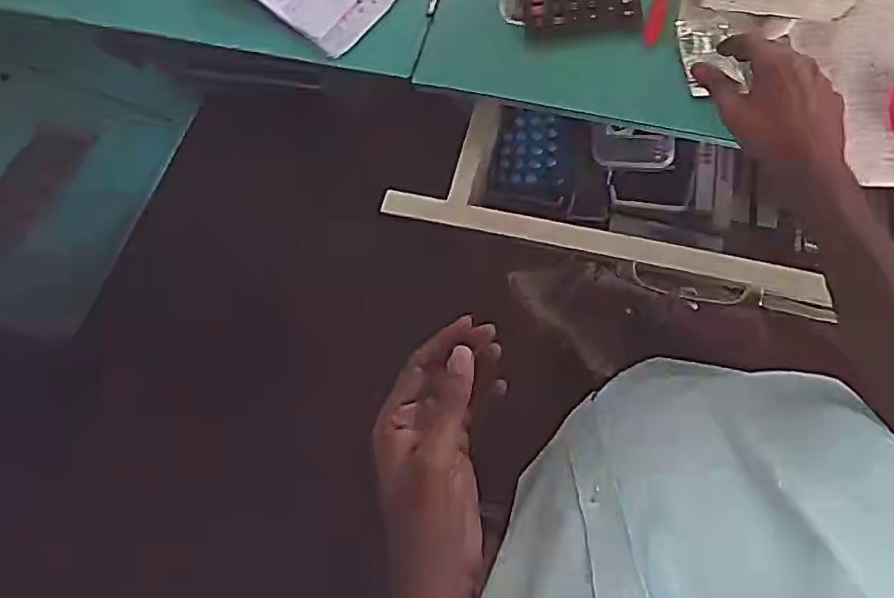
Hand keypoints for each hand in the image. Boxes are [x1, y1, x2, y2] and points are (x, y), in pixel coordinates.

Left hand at [373, 316, 507, 597]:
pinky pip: (470, 412)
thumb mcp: (438, 456)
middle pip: (437, 376)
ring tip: (498, 348)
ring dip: (476, 369)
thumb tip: (462, 353)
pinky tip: (498, 383)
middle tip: (490, 331)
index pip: (417, 368)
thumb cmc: (428, 525)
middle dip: (462, 352)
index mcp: (395, 426)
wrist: (443, 580)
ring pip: (456, 391)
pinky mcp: (456, 456)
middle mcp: (412, 428)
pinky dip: (484, 394)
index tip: (470, 323)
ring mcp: (434, 442)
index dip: (443, 342)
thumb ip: (451, 402)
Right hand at [691, 34, 854, 202]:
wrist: (811, 171)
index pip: (750, 40)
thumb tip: (700, 69)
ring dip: (777, 69)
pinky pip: (810, 82)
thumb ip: (716, 85)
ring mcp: (820, 80)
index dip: (732, 44)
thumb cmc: (772, 142)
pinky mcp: (831, 97)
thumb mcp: (734, 112)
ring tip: (763, 86)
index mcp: (775, 62)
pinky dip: (796, 86)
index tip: (724, 51)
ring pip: (795, 64)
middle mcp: (801, 65)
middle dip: (755, 55)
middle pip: (774, 48)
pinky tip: (786, 104)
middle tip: (740, 64)